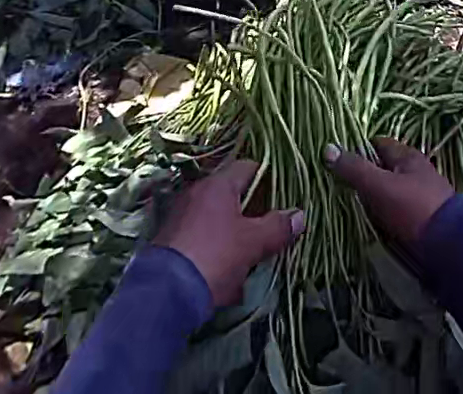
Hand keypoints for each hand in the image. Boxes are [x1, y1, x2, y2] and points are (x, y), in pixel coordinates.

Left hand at [155, 160, 304, 306]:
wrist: (162, 295)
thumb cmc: (214, 256)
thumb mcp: (253, 243)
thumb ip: (277, 227)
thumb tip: (299, 215)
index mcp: (218, 184)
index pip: (249, 167)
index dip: (269, 180)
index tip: (282, 199)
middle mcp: (197, 192)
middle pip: (234, 195)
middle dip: (252, 216)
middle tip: (268, 234)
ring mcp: (180, 216)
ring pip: (218, 221)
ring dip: (234, 239)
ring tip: (248, 264)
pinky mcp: (169, 242)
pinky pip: (202, 240)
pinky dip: (216, 254)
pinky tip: (225, 281)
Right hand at [325, 138, 454, 243]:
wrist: (450, 248)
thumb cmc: (413, 208)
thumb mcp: (379, 186)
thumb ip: (354, 169)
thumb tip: (328, 148)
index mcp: (407, 155)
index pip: (377, 143)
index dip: (357, 150)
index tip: (338, 162)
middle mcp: (415, 171)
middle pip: (382, 168)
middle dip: (363, 176)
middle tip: (339, 187)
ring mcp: (420, 195)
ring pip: (388, 191)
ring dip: (373, 198)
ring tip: (349, 207)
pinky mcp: (422, 219)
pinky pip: (395, 210)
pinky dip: (383, 214)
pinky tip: (371, 223)